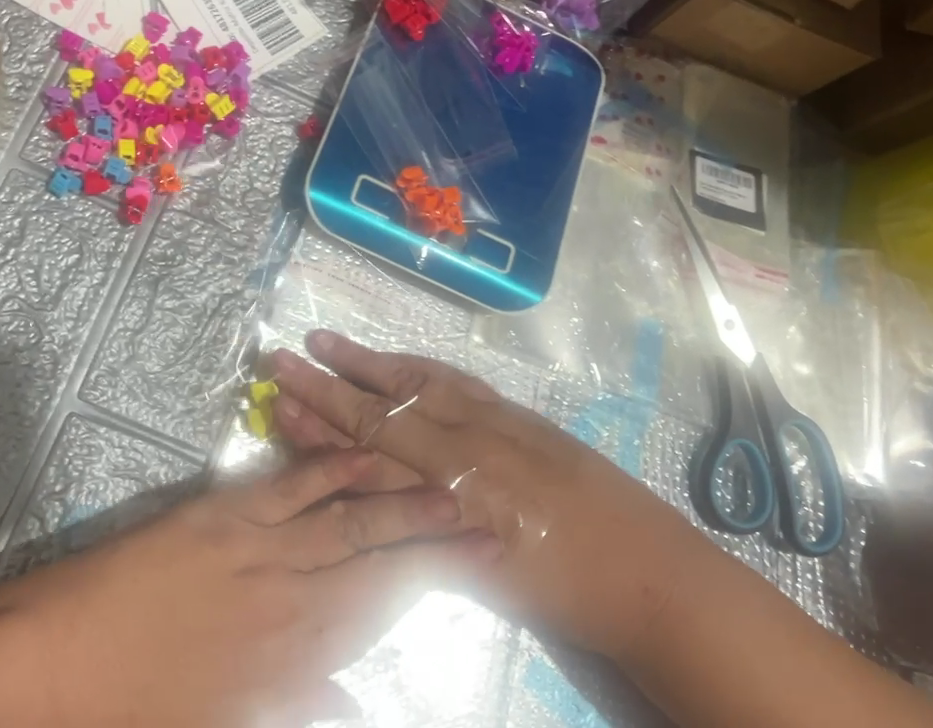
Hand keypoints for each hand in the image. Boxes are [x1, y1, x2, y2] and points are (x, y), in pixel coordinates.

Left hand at [0, 449, 500, 727]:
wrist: (48, 669)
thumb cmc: (137, 711)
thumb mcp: (231, 723)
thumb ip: (302, 707)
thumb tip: (356, 704)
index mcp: (296, 656)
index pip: (385, 606)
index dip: (437, 578)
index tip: (482, 558)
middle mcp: (291, 595)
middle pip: (378, 557)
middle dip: (435, 536)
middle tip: (486, 516)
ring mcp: (255, 546)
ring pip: (343, 516)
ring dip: (397, 499)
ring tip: (445, 484)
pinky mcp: (215, 514)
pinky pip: (287, 487)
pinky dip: (328, 469)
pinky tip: (360, 456)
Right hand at [271, 331, 715, 660]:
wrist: (651, 575)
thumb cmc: (561, 589)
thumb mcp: (481, 570)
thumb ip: (421, 524)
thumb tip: (361, 489)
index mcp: (461, 482)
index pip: (374, 439)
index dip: (322, 412)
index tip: (282, 387)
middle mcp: (474, 439)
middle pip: (388, 401)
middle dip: (331, 377)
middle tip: (284, 354)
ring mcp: (500, 420)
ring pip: (421, 381)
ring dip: (370, 362)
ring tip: (329, 342)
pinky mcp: (522, 417)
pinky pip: (458, 381)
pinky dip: (419, 368)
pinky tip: (401, 363)